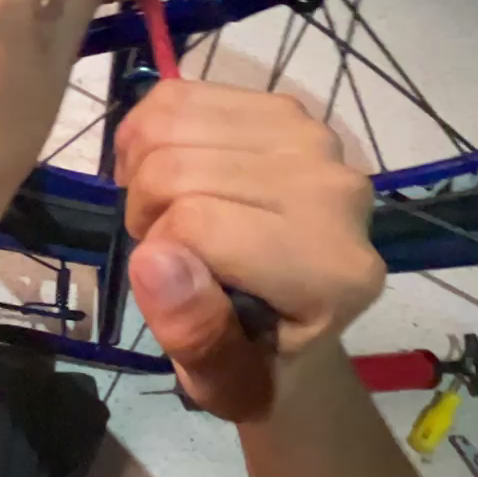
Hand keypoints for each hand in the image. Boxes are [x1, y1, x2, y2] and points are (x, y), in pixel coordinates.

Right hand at [115, 81, 384, 420]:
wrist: (296, 313)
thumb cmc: (254, 357)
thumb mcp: (220, 380)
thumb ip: (194, 334)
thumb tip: (153, 259)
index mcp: (329, 270)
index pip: (194, 222)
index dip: (156, 254)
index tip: (173, 283)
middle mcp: (336, 192)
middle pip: (176, 167)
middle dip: (144, 209)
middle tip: (164, 246)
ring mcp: (314, 140)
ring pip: (169, 123)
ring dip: (141, 169)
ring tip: (164, 208)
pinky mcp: (285, 109)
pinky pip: (179, 96)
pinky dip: (146, 132)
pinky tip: (162, 167)